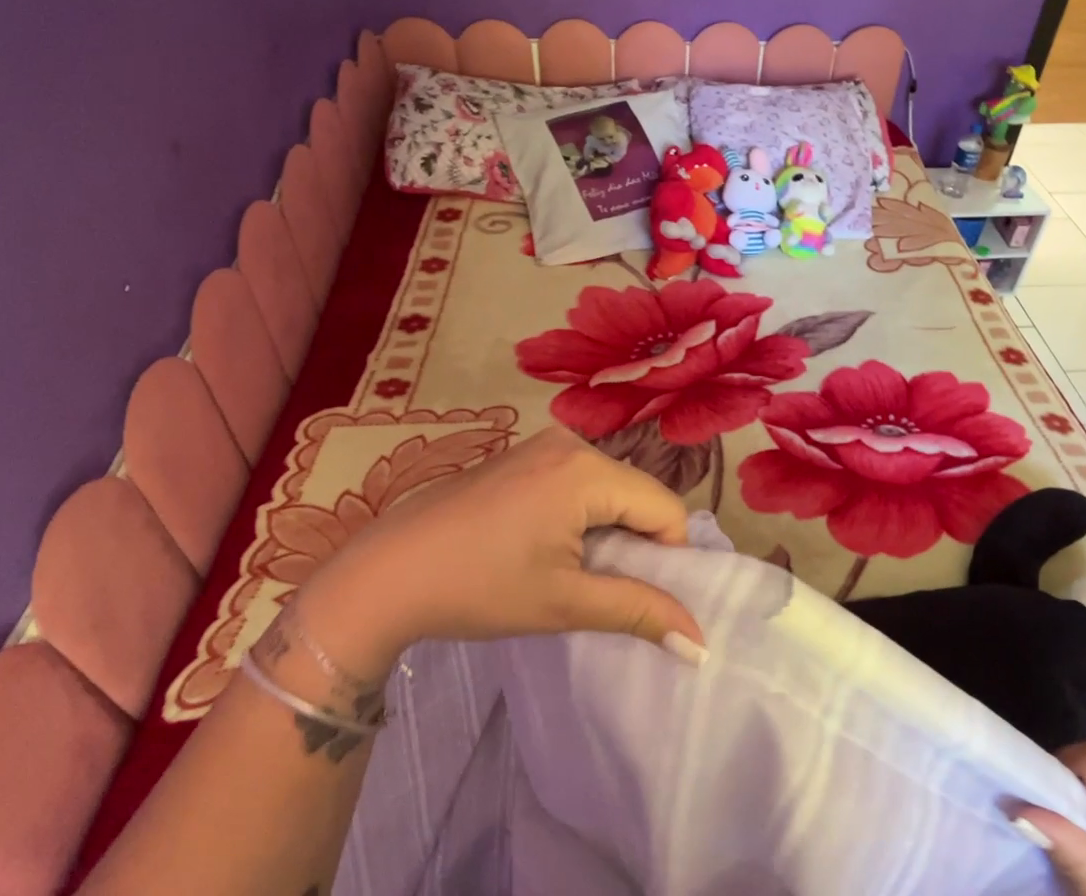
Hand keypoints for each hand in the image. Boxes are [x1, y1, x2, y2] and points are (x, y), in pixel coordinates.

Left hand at [290, 427, 705, 678]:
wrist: (385, 573)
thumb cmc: (478, 587)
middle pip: (637, 494)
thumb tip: (700, 642)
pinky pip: (577, 482)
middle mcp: (570, 442)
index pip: (666, 509)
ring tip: (569, 572)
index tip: (636, 596)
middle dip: (635, 544)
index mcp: (587, 469)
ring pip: (608, 489)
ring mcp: (541, 445)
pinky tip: (544, 549)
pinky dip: (580, 516)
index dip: (666, 558)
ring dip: (607, 532)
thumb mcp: (565, 603)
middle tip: (599, 588)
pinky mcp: (520, 456)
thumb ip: (639, 611)